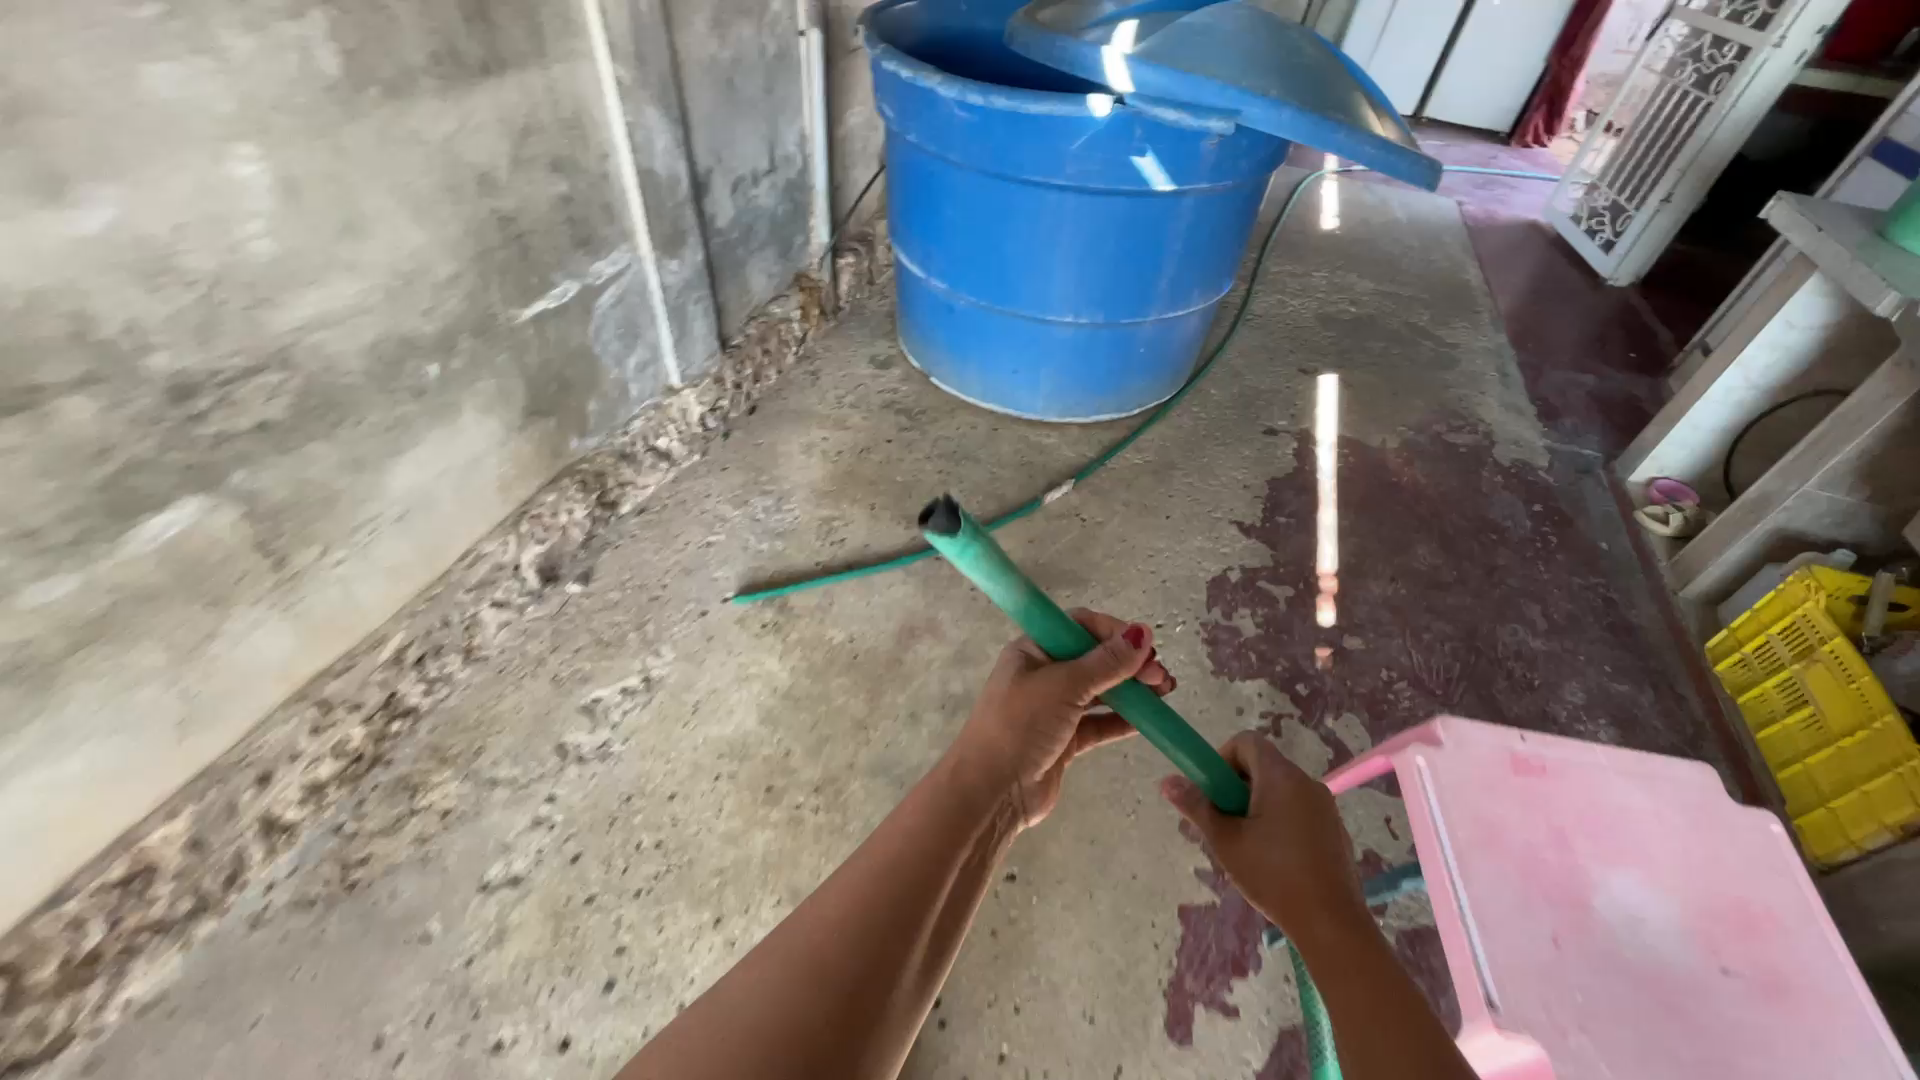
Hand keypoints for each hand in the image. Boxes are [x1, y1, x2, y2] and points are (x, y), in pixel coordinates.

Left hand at [947, 609, 1173, 829]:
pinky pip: (1099, 724)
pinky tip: (1149, 720)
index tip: (1144, 645)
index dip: (1113, 632)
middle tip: (1160, 676)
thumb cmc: (1020, 725)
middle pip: (1093, 659)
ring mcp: (1054, 709)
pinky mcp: (1064, 741)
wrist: (991, 790)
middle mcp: (1043, 674)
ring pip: (1100, 692)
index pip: (1078, 627)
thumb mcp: (1063, 686)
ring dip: (1132, 691)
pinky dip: (1123, 720)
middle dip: (1129, 663)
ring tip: (1165, 693)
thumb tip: (1142, 633)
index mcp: (1033, 650)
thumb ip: (1105, 663)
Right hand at [1159, 732, 1369, 941]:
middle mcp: (1307, 783)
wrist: (1331, 924)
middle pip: (1262, 766)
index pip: (1247, 742)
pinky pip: (1298, 811)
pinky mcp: (1335, 831)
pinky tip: (1274, 861)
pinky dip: (1280, 822)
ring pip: (1280, 791)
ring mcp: (1325, 807)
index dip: (1223, 758)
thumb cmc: (1273, 876)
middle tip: (1223, 823)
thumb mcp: (1225, 841)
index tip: (1214, 792)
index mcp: (1281, 777)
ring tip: (1245, 847)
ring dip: (1256, 807)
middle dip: (1236, 787)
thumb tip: (1167, 782)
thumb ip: (1196, 806)